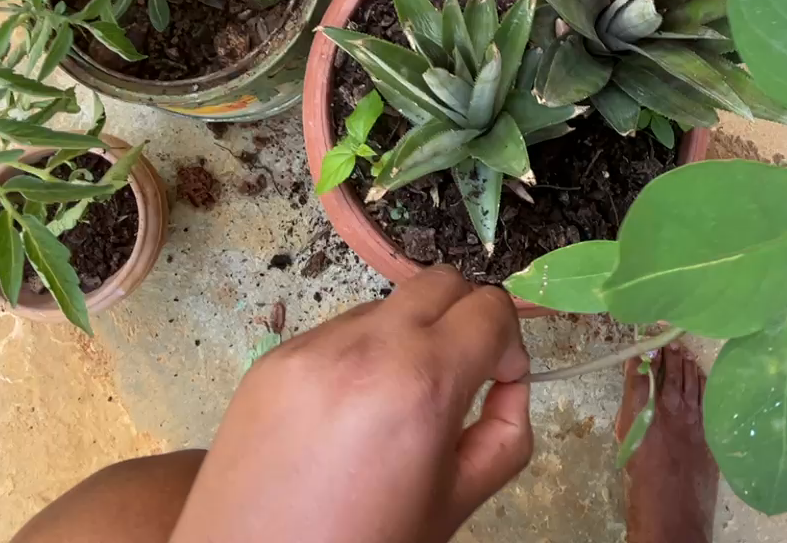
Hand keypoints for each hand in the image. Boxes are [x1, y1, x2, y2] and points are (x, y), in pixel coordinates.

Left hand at [170, 266, 532, 542]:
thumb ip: (504, 434)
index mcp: (422, 383)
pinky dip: (360, 354)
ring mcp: (315, 344)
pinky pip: (339, 330)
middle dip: (466, 318)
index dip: (509, 341)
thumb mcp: (455, 505)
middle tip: (457, 374)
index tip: (498, 379)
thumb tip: (508, 382)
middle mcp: (369, 345)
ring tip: (389, 402)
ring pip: (390, 305)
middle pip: (443, 281)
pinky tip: (343, 412)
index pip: (491, 308)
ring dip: (409, 335)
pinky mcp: (276, 354)